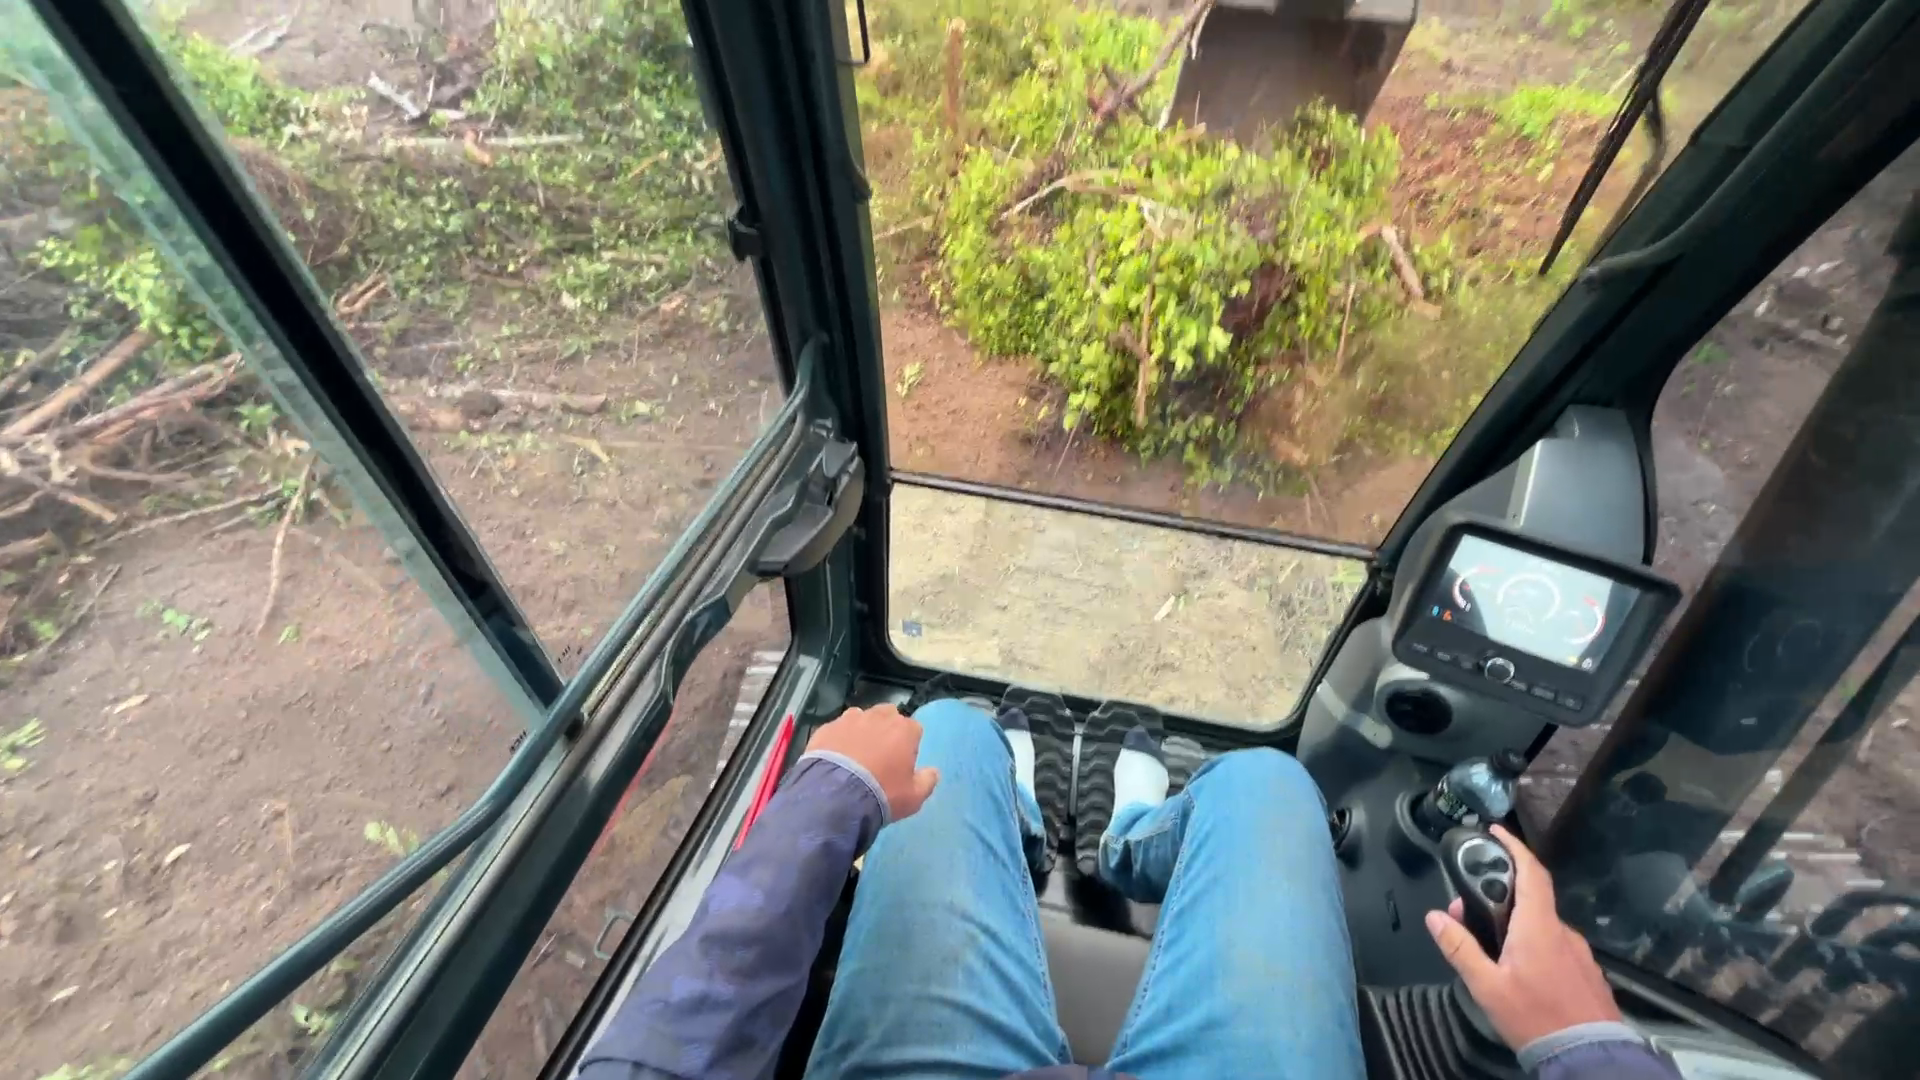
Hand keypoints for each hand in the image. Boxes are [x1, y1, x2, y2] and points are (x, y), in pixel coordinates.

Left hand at [806, 704, 939, 821]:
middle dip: (886, 730)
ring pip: (861, 718)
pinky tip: (834, 758)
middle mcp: (879, 717)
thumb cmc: (882, 794)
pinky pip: (838, 729)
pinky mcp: (827, 727)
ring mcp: (851, 719)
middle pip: (888, 716)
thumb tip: (933, 772)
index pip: (914, 729)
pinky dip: (839, 739)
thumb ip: (927, 781)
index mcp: (905, 729)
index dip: (909, 745)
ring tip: (855, 756)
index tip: (902, 762)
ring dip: (862, 731)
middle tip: (880, 755)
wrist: (835, 796)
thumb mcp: (913, 797)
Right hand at [1425, 824, 1621, 1049]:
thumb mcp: (1486, 986)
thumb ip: (1460, 948)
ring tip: (1488, 948)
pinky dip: (1532, 945)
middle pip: (1529, 901)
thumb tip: (1435, 917)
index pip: (1532, 873)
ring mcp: (1581, 956)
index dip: (1515, 847)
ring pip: (1541, 927)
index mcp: (1539, 928)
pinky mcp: (1589, 976)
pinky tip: (1518, 969)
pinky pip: (1555, 948)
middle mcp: (1564, 934)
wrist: (1595, 1064)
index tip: (1496, 831)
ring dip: (1513, 926)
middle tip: (1466, 913)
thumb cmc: (1537, 1017)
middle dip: (1496, 898)